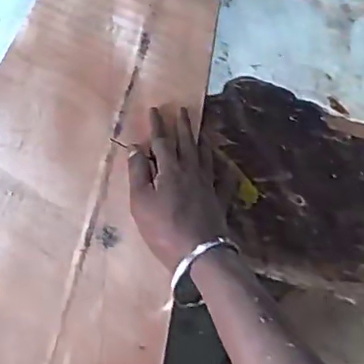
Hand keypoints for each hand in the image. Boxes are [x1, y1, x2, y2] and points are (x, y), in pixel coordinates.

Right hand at [129, 106, 232, 269]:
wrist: (200, 254)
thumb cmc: (163, 227)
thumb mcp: (140, 200)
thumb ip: (138, 172)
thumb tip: (136, 148)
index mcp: (169, 169)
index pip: (161, 141)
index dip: (157, 125)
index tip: (155, 109)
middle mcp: (191, 171)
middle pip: (186, 143)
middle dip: (183, 126)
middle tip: (183, 110)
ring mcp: (208, 186)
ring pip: (205, 157)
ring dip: (201, 141)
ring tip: (201, 130)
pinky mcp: (219, 201)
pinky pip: (224, 181)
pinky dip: (225, 171)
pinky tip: (227, 166)